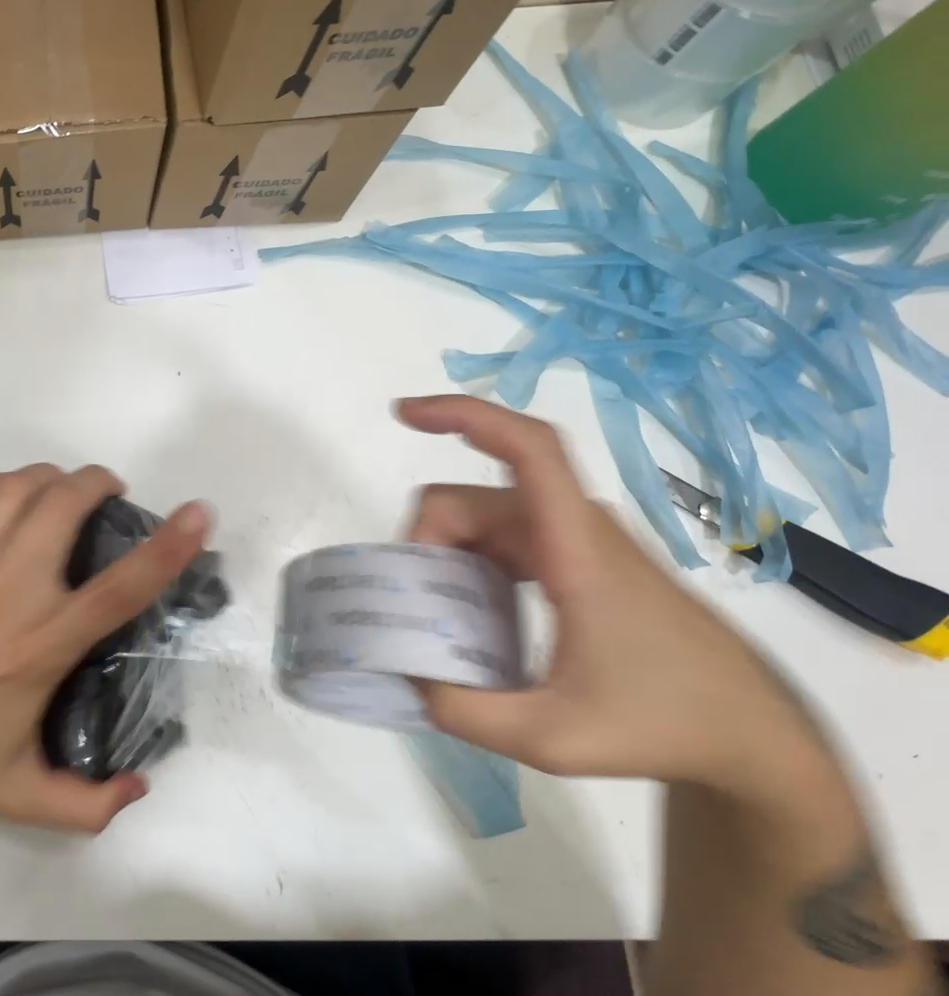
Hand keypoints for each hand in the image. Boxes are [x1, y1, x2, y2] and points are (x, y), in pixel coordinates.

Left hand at [0, 466, 210, 831]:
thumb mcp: (20, 795)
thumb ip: (88, 805)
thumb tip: (141, 788)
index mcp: (42, 644)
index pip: (122, 586)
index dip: (169, 545)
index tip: (198, 512)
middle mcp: (8, 590)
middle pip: (65, 505)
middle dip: (96, 483)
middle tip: (107, 494)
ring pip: (19, 487)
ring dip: (51, 477)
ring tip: (62, 489)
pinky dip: (0, 482)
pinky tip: (8, 496)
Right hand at [396, 395, 836, 800]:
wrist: (748, 735)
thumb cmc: (660, 726)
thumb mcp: (549, 740)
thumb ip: (463, 712)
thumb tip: (407, 674)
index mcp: (578, 552)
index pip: (531, 450)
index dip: (465, 416)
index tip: (405, 414)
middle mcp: (576, 532)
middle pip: (472, 500)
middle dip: (424, 543)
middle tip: (417, 611)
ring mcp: (578, 544)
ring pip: (479, 520)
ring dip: (443, 559)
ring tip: (443, 624)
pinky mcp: (578, 562)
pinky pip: (499, 541)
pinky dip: (467, 568)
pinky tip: (470, 616)